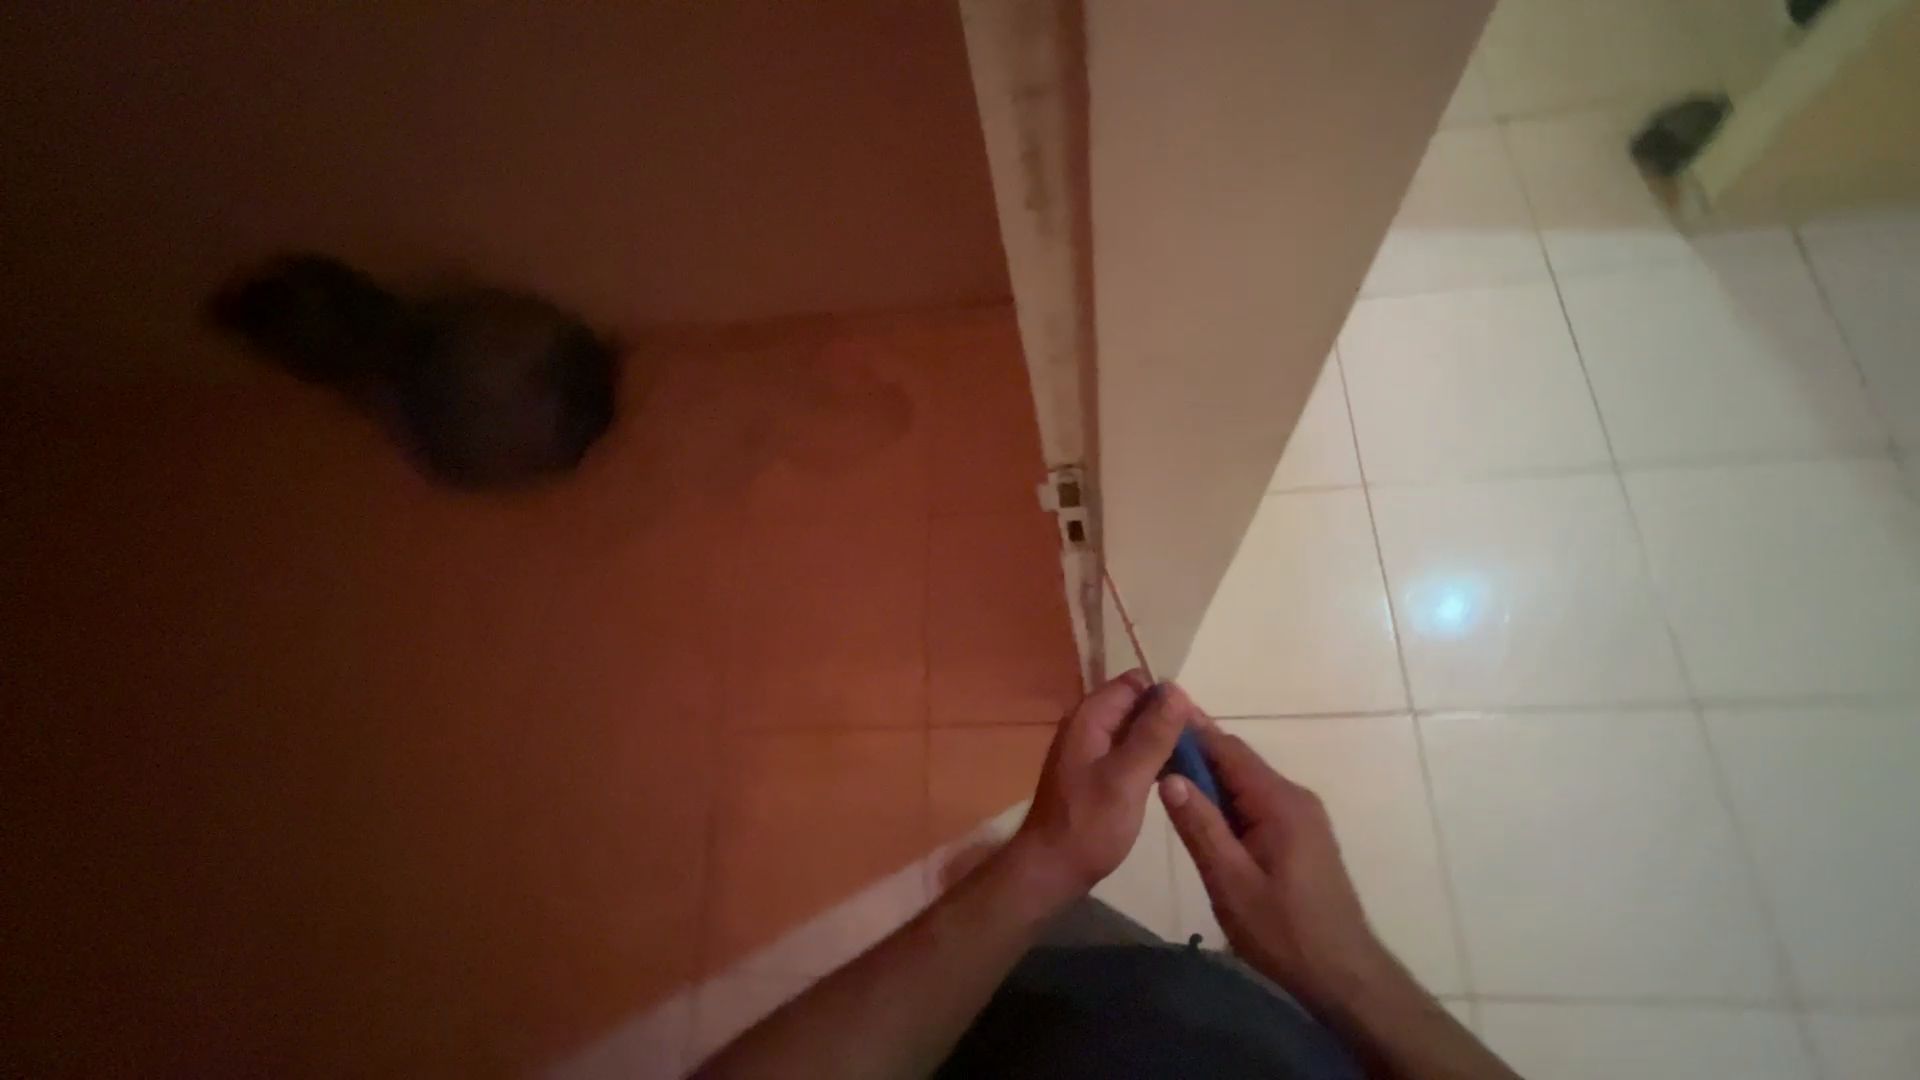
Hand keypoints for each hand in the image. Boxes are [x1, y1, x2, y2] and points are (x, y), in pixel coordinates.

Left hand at [1005, 671, 1188, 903]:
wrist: (1051, 867)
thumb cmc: (1089, 823)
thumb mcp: (1127, 777)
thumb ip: (1152, 734)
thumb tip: (1177, 689)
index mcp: (1090, 716)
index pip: (1134, 683)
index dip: (1167, 697)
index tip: (1196, 723)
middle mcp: (1087, 724)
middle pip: (1136, 704)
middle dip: (1168, 718)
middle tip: (1202, 747)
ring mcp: (1090, 748)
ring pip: (1135, 728)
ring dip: (1163, 739)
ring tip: (1196, 762)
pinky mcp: (1097, 771)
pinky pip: (1129, 750)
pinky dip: (1151, 757)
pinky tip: (1175, 776)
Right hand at [1160, 723, 1392, 1009]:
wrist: (1345, 977)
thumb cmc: (1284, 931)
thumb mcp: (1231, 882)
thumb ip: (1200, 826)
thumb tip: (1169, 776)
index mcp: (1278, 802)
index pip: (1227, 748)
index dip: (1189, 730)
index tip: (1152, 717)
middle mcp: (1293, 796)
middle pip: (1236, 759)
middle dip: (1193, 751)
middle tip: (1147, 747)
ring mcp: (1300, 814)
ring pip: (1244, 780)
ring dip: (1207, 775)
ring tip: (1162, 772)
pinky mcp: (1299, 833)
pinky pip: (1254, 800)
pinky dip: (1224, 796)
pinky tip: (1198, 808)